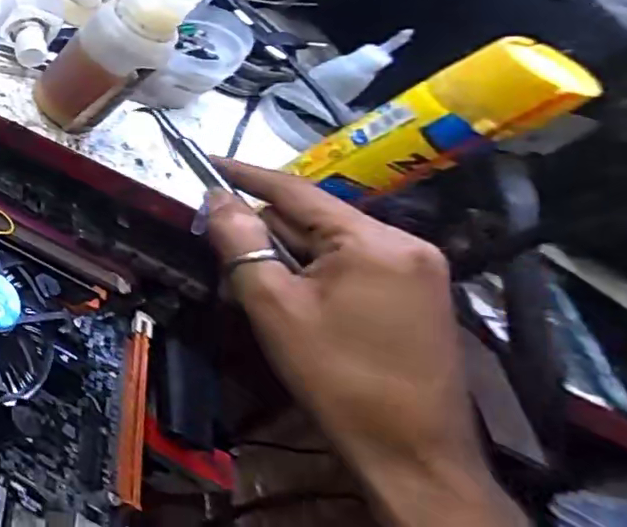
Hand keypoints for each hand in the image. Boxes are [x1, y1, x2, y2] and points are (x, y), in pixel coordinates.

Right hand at [205, 160, 522, 526]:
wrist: (418, 466)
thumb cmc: (340, 381)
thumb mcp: (274, 308)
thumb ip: (240, 243)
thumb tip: (217, 197)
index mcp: (374, 240)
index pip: (295, 189)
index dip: (246, 174)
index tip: (207, 160)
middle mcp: (404, 242)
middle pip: (313, 217)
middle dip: (267, 231)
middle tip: (225, 250)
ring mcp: (418, 270)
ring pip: (330, 242)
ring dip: (290, 255)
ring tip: (257, 286)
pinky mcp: (419, 295)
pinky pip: (353, 263)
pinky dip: (317, 272)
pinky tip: (296, 300)